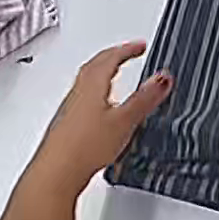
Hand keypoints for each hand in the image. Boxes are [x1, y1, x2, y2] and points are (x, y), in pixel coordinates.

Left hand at [24, 40, 172, 198]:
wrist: (55, 174)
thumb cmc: (83, 147)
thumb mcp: (125, 120)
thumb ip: (145, 98)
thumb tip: (163, 77)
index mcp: (91, 87)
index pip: (110, 58)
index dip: (127, 49)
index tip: (140, 45)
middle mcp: (77, 94)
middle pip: (94, 66)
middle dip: (113, 55)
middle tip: (126, 52)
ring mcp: (69, 110)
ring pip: (86, 82)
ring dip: (102, 72)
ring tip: (114, 75)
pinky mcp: (66, 126)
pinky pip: (82, 99)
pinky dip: (96, 92)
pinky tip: (101, 109)